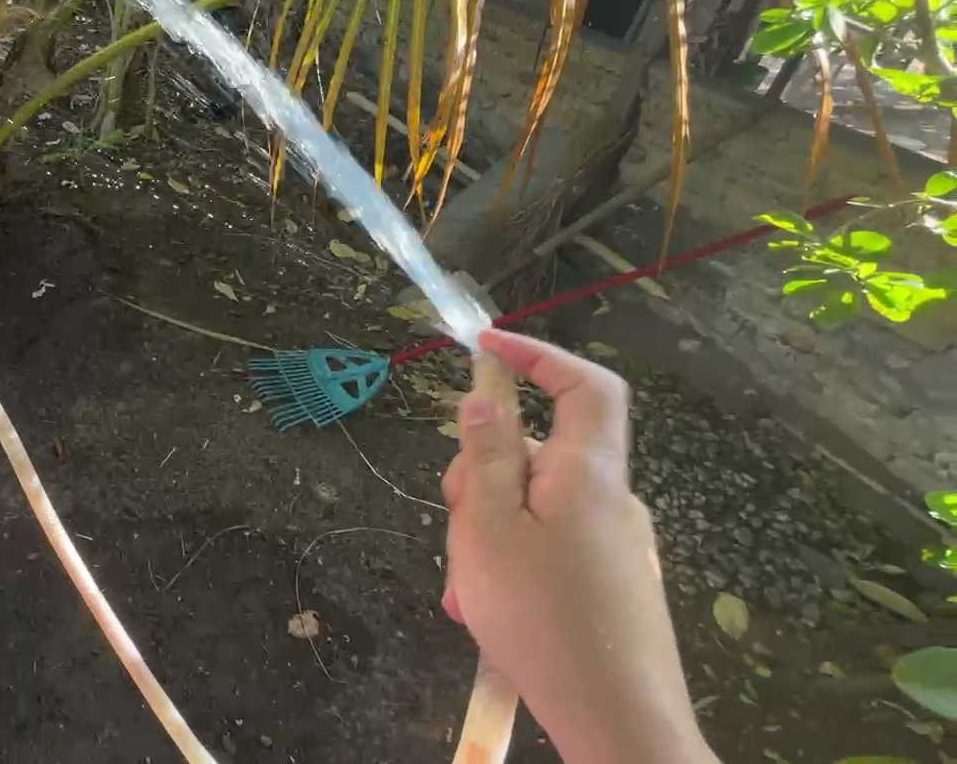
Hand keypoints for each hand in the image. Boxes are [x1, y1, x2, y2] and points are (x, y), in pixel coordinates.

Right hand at [442, 329, 717, 763]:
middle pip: (536, 449)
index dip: (538, 355)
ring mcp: (610, 542)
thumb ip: (485, 456)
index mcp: (585, 476)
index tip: (484, 346)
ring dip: (486, 523)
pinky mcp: (606, 578)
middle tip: (453, 516)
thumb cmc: (541, 616)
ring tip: (464, 580)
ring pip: (530, 500)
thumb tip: (485, 398)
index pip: (584, 387)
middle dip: (481, 469)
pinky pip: (543, 541)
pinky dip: (506, 554)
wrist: (619, 726)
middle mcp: (607, 500)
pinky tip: (482, 601)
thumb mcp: (488, 527)